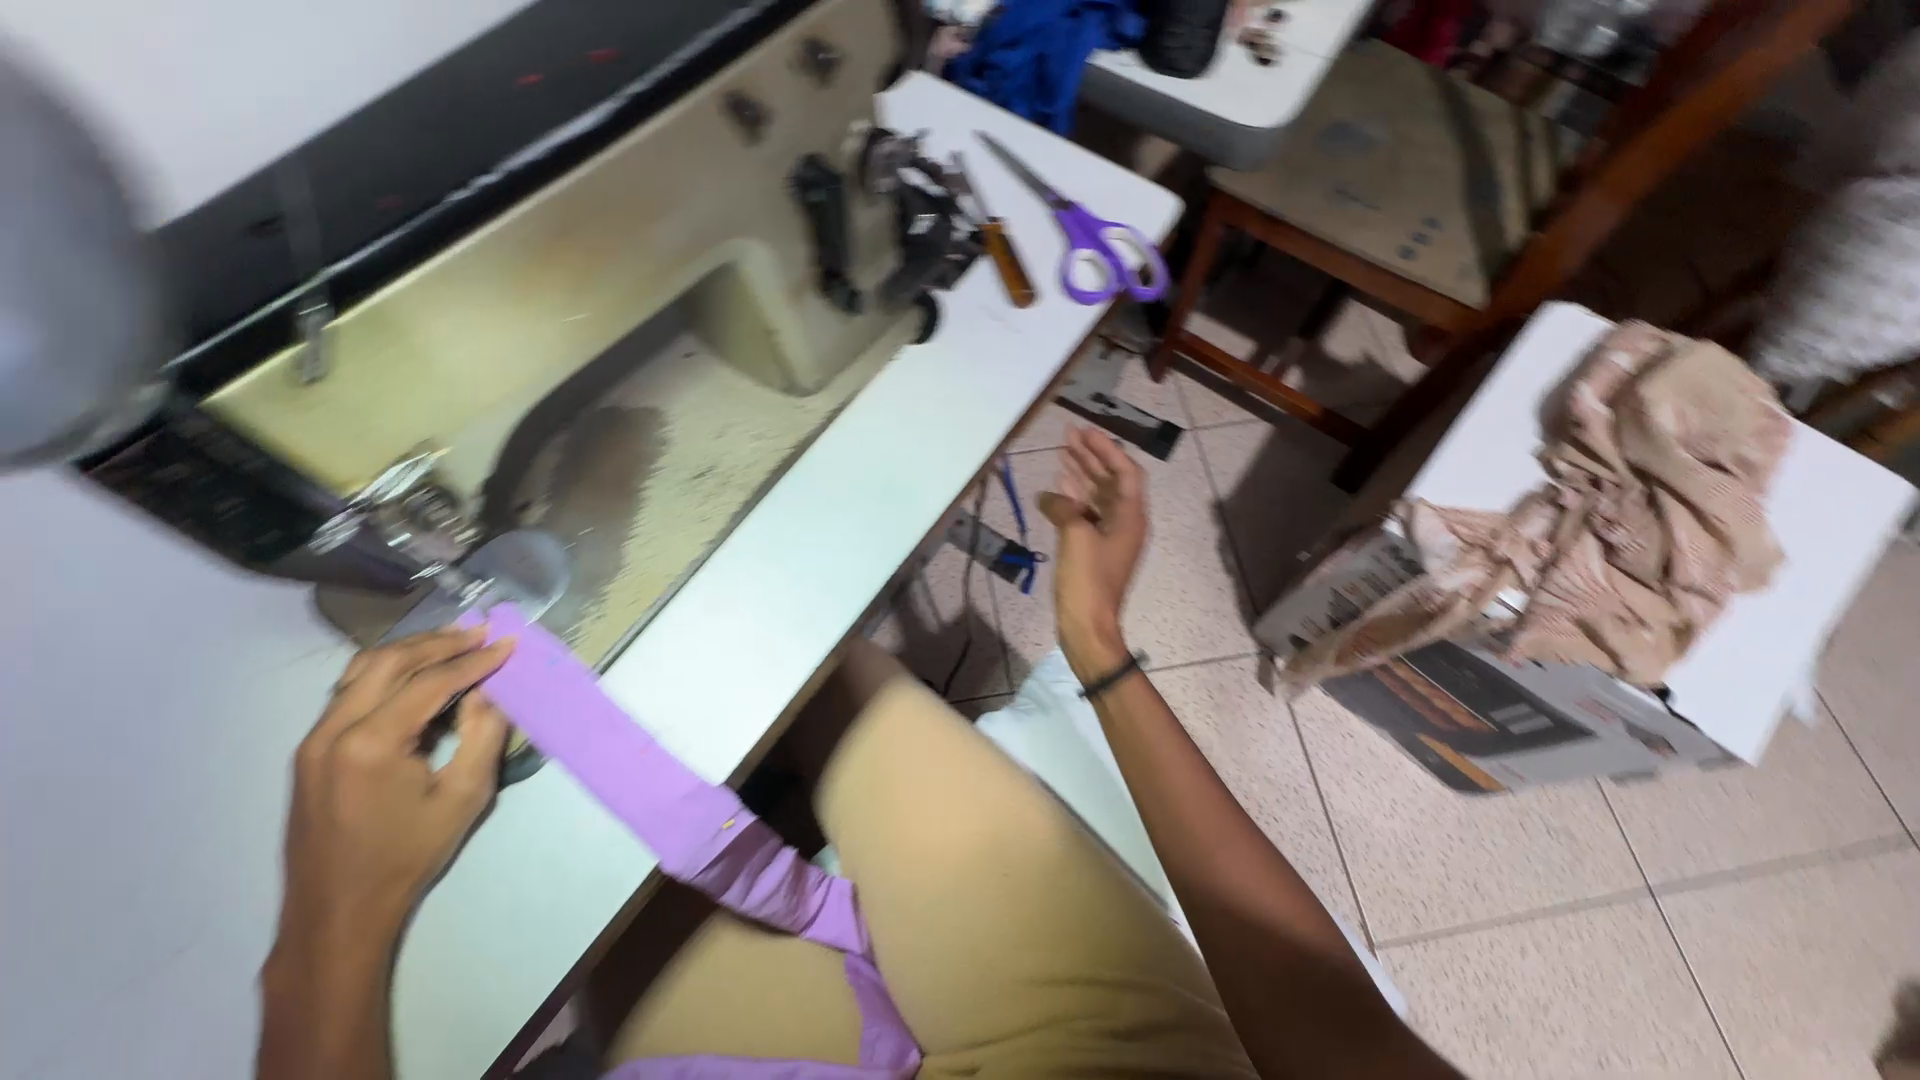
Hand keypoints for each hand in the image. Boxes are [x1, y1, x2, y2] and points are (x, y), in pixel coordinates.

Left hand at [278, 627, 514, 944]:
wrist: (337, 911)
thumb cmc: (407, 856)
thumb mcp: (464, 797)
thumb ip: (483, 734)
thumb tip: (492, 689)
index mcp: (370, 743)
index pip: (429, 681)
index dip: (474, 659)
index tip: (507, 643)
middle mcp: (332, 731)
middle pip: (388, 662)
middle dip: (439, 643)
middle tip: (481, 632)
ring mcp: (313, 740)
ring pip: (361, 671)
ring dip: (410, 651)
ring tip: (453, 643)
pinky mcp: (310, 751)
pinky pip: (349, 693)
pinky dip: (387, 674)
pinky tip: (418, 677)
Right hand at [1038, 426, 1148, 681]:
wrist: (1088, 626)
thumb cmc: (1087, 581)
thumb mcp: (1076, 537)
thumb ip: (1065, 508)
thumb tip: (1050, 497)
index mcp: (1131, 517)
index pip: (1125, 472)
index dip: (1107, 449)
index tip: (1086, 433)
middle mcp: (1125, 523)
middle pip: (1111, 481)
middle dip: (1091, 457)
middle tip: (1069, 435)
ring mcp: (1109, 538)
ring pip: (1097, 497)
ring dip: (1080, 475)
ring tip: (1061, 453)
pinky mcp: (1093, 551)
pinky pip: (1085, 515)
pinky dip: (1071, 500)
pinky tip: (1054, 491)